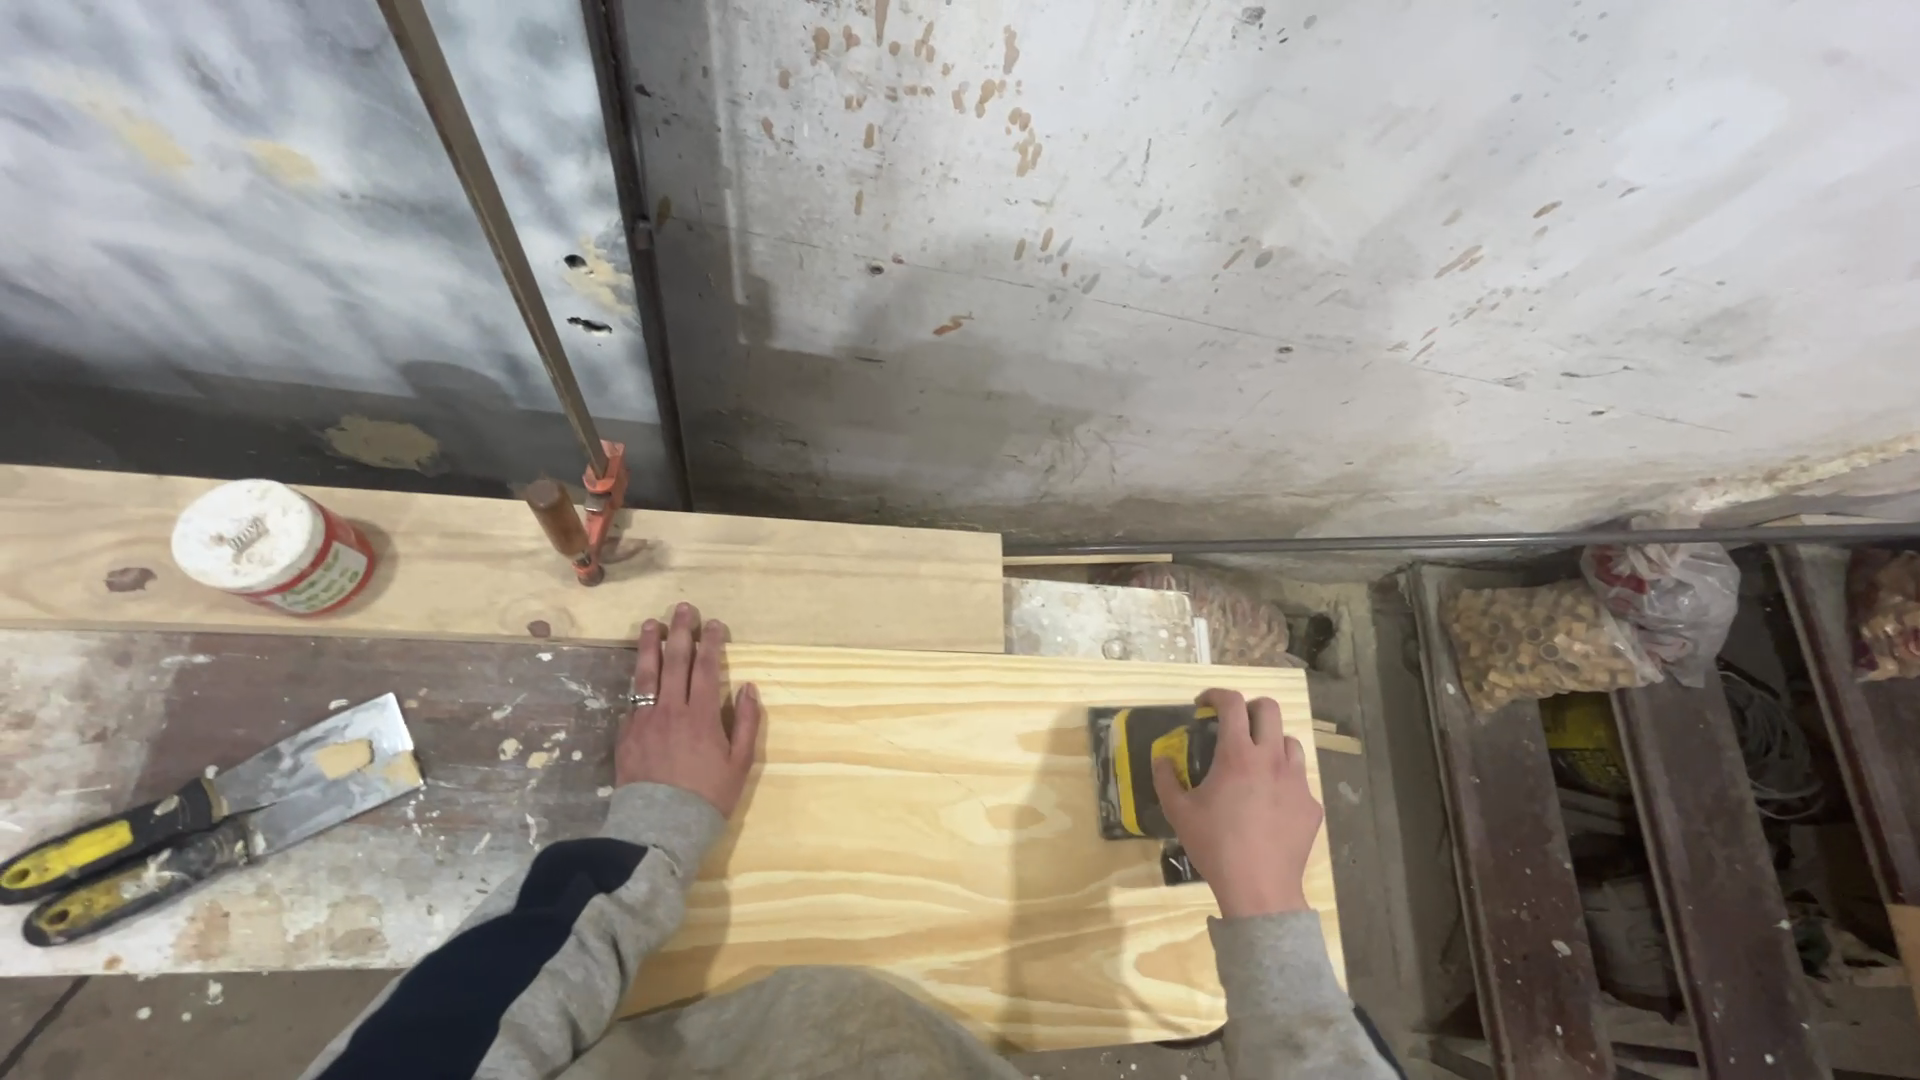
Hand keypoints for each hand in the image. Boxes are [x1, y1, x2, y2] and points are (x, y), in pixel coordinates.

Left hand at [615, 602, 760, 816]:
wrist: (660, 828)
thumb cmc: (708, 797)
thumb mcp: (739, 763)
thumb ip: (745, 722)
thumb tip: (747, 687)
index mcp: (701, 716)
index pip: (706, 668)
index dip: (711, 642)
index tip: (714, 623)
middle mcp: (671, 711)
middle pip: (675, 662)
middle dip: (681, 632)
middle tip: (683, 608)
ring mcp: (644, 721)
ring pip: (646, 675)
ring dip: (649, 646)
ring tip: (651, 624)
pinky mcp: (626, 735)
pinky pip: (632, 700)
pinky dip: (638, 681)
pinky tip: (639, 671)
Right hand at [1152, 689, 1322, 917]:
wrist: (1259, 889)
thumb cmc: (1215, 846)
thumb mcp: (1178, 811)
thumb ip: (1166, 778)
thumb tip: (1161, 758)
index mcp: (1238, 755)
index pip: (1231, 703)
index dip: (1215, 694)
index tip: (1203, 704)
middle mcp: (1271, 759)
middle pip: (1269, 709)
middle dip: (1248, 708)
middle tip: (1233, 725)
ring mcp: (1297, 781)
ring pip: (1289, 741)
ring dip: (1270, 742)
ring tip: (1255, 762)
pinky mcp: (1311, 805)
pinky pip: (1299, 778)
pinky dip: (1283, 778)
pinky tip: (1270, 801)